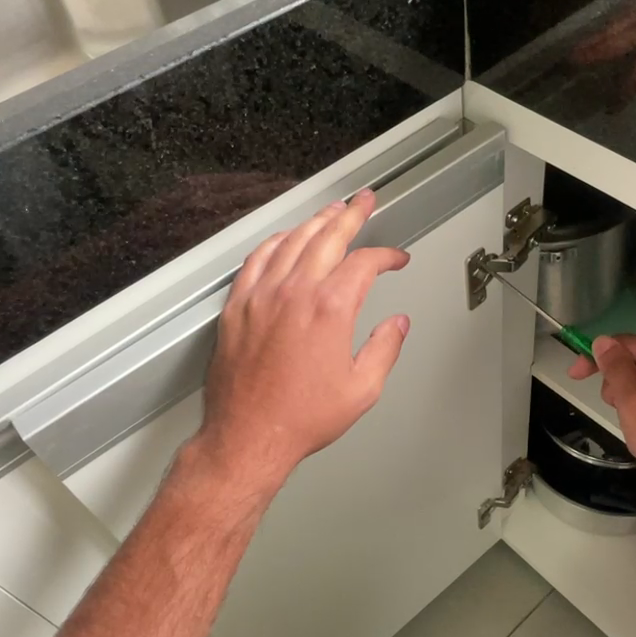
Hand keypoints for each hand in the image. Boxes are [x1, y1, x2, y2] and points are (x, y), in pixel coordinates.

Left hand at [196, 190, 411, 486]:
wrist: (249, 436)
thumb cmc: (301, 418)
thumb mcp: (362, 389)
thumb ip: (385, 348)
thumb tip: (397, 324)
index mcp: (330, 309)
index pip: (364, 263)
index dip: (386, 256)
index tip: (395, 259)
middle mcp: (294, 293)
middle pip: (328, 236)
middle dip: (352, 214)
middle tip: (365, 200)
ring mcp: (261, 296)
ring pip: (291, 241)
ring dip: (316, 222)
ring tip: (331, 211)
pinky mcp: (238, 307)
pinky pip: (256, 260)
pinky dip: (274, 242)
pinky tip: (284, 238)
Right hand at [568, 334, 635, 502]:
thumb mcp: (633, 403)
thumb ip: (616, 369)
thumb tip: (603, 342)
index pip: (623, 343)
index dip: (595, 356)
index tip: (574, 377)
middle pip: (634, 359)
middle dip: (616, 381)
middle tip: (618, 410)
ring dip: (630, 397)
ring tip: (635, 424)